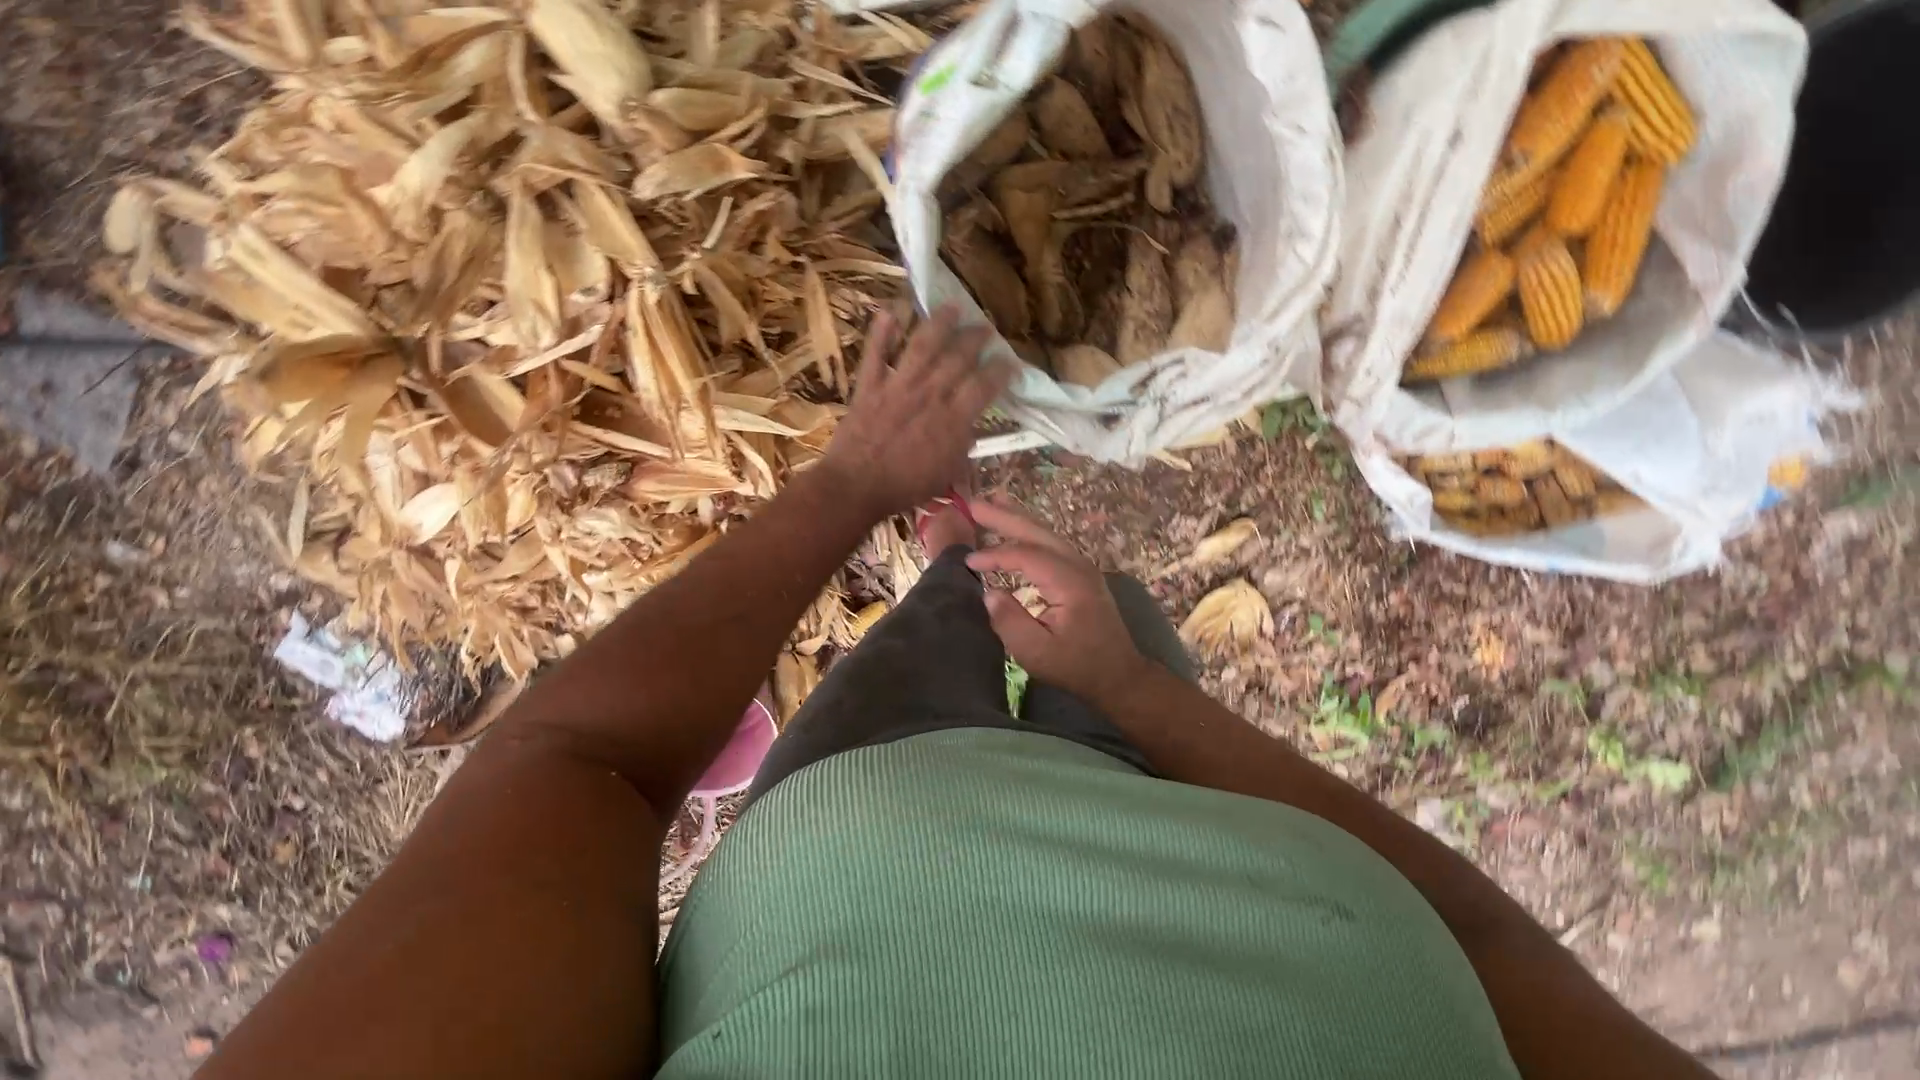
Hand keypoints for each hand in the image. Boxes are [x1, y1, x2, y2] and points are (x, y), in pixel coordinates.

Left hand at [822, 306, 1016, 518]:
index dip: (1001, 370)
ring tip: (953, 307)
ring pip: (923, 345)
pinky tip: (888, 312)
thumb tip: (971, 433)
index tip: (1010, 363)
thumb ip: (962, 449)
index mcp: (953, 419)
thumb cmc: (906, 487)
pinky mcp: (869, 386)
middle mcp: (930, 394)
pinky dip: (881, 332)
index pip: (985, 385)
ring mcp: (898, 386)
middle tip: (986, 329)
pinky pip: (875, 353)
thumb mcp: (947, 474)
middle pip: (959, 356)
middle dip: (977, 339)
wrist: (858, 487)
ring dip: (940, 323)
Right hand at [965, 496, 1151, 705]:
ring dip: (1018, 519)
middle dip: (1005, 516)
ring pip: (1046, 533)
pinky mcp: (1080, 574)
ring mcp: (1082, 567)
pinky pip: (1051, 544)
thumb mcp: (1037, 652)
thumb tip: (989, 593)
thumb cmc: (1076, 666)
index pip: (1027, 556)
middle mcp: (1079, 566)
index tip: (969, 562)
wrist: (1118, 674)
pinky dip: (1029, 533)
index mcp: (1070, 582)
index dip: (996, 555)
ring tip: (993, 502)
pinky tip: (1016, 528)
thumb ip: (1009, 621)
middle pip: (1038, 532)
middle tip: (973, 503)